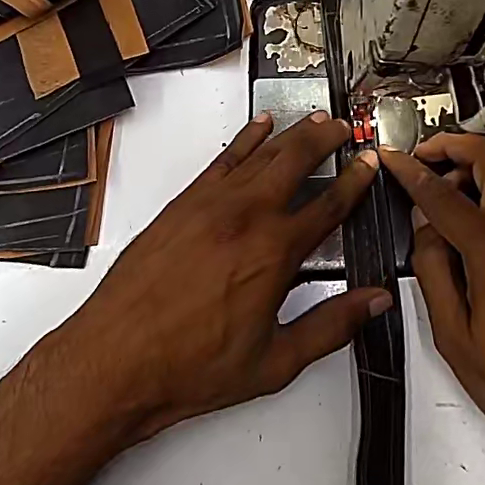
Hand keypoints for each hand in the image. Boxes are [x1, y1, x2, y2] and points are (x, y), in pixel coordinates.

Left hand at [35, 111, 389, 444]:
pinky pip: (224, 157)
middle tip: (343, 128)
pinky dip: (246, 138)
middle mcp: (246, 217)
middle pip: (298, 160)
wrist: (115, 360)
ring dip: (294, 133)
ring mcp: (212, 204)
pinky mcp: (184, 202)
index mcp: (274, 253)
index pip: (329, 204)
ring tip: (314, 120)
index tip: (367, 164)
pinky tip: (259, 128)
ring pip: (264, 152)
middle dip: (327, 139)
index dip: (356, 180)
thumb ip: (331, 326)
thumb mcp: (275, 361)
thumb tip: (370, 303)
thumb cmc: (185, 364)